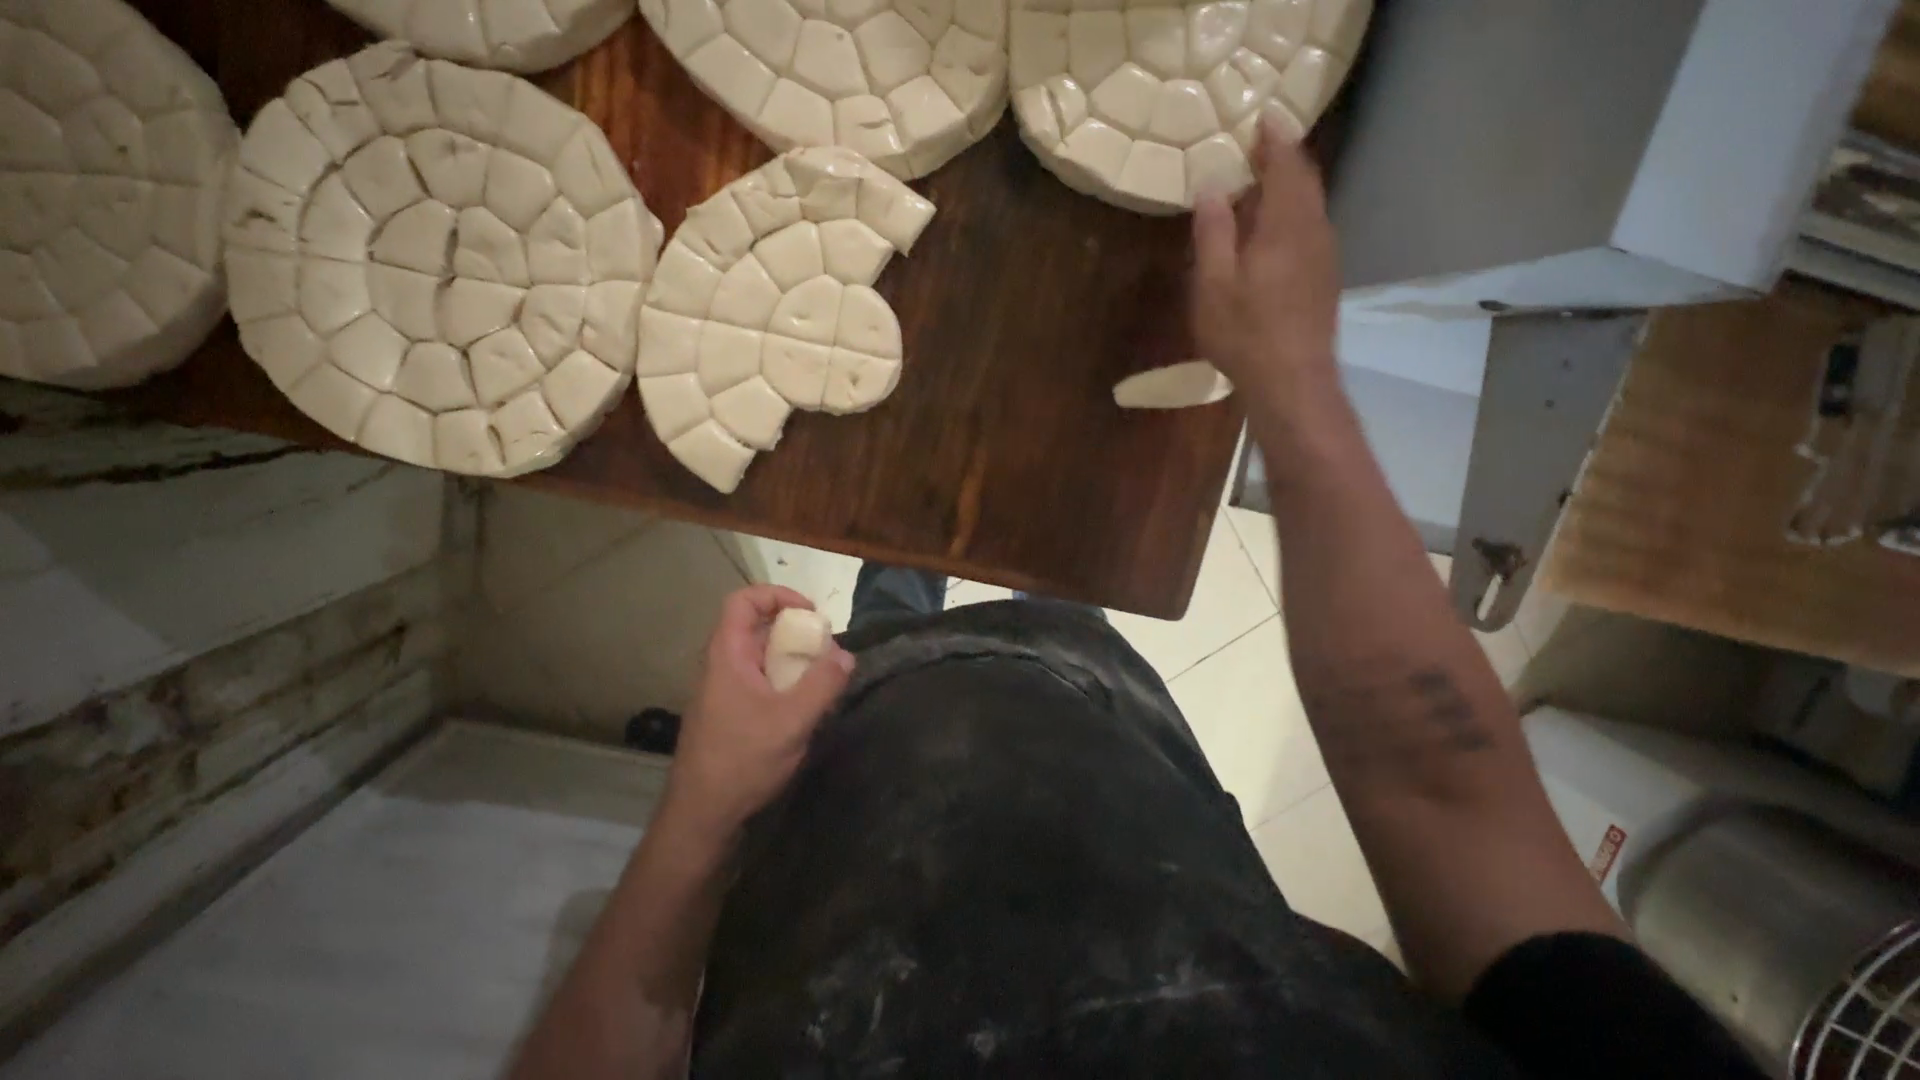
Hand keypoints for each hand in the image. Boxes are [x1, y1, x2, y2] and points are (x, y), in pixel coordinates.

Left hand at [662, 585, 854, 835]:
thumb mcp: (792, 721)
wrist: (701, 814)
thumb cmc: (742, 760)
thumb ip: (822, 684)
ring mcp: (722, 692)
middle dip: (796, 633)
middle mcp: (721, 666)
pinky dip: (784, 686)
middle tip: (826, 651)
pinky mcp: (728, 715)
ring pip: (761, 658)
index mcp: (727, 654)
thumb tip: (845, 655)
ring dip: (793, 662)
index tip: (812, 613)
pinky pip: (760, 683)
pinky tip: (804, 712)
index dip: (778, 595)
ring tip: (822, 682)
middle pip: (757, 628)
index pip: (744, 600)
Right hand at [1191, 117, 1342, 438]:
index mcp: (1287, 224)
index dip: (1275, 137)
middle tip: (1257, 146)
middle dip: (1283, 159)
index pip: (1287, 164)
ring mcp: (1325, 256)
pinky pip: (1309, 230)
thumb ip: (1213, 231)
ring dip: (1287, 190)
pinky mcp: (1324, 280)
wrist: (1293, 383)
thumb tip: (1211, 189)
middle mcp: (1314, 230)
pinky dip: (1291, 217)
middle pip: (1304, 181)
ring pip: (1310, 207)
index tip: (1261, 116)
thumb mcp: (1213, 283)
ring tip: (1257, 187)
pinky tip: (1269, 234)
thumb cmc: (1246, 333)